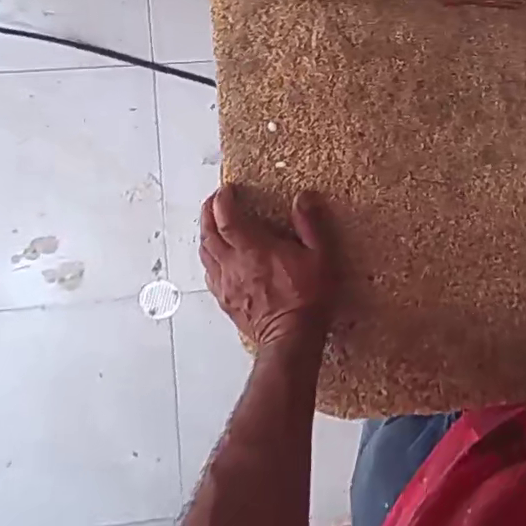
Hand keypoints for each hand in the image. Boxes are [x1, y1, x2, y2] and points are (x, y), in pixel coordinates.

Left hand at [200, 184, 336, 347]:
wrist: (292, 337)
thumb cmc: (309, 295)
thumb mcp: (320, 254)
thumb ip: (310, 224)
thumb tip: (303, 197)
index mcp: (255, 250)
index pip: (228, 220)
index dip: (223, 202)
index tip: (226, 189)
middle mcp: (234, 266)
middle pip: (209, 236)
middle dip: (208, 214)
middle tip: (213, 200)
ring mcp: (226, 285)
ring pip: (205, 255)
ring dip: (205, 235)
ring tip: (210, 223)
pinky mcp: (226, 301)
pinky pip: (210, 273)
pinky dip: (209, 257)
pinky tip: (216, 256)